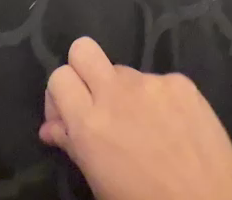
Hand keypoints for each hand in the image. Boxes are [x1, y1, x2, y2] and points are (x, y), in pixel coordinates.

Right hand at [41, 37, 231, 199]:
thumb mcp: (100, 183)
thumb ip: (73, 146)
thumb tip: (51, 128)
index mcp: (90, 124)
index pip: (58, 77)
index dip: (60, 95)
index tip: (69, 115)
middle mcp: (116, 94)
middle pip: (82, 49)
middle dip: (83, 69)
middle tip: (95, 101)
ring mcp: (151, 83)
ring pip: (123, 71)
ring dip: (123, 92)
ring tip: (142, 126)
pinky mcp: (180, 82)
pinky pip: (157, 81)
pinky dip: (157, 100)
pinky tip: (170, 126)